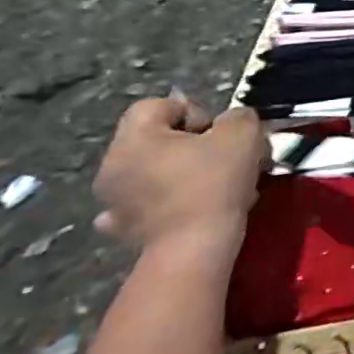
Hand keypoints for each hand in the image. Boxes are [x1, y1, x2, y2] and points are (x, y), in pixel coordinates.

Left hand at [92, 93, 265, 253]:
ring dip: (179, 173)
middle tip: (221, 159)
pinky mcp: (121, 230)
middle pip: (154, 139)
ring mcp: (111, 201)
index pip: (157, 106)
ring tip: (213, 187)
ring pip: (151, 171)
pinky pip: (144, 204)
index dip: (193, 112)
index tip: (216, 134)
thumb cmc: (214, 182)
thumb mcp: (242, 133)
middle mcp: (112, 166)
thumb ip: (238, 117)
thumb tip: (230, 123)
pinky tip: (185, 209)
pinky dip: (164, 202)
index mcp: (134, 138)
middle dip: (190, 144)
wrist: (194, 248)